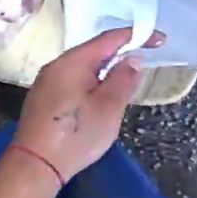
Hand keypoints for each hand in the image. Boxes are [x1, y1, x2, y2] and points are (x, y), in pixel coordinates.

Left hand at [10, 27, 147, 181]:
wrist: (36, 161)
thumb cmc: (76, 133)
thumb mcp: (108, 107)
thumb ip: (122, 79)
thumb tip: (132, 58)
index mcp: (71, 62)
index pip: (106, 40)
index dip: (134, 36)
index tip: (160, 40)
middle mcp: (55, 66)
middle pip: (92, 50)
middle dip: (120, 50)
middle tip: (147, 54)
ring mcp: (46, 80)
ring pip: (81, 65)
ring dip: (106, 65)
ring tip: (129, 71)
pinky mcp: (44, 95)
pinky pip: (73, 77)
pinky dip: (92, 77)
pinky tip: (102, 88)